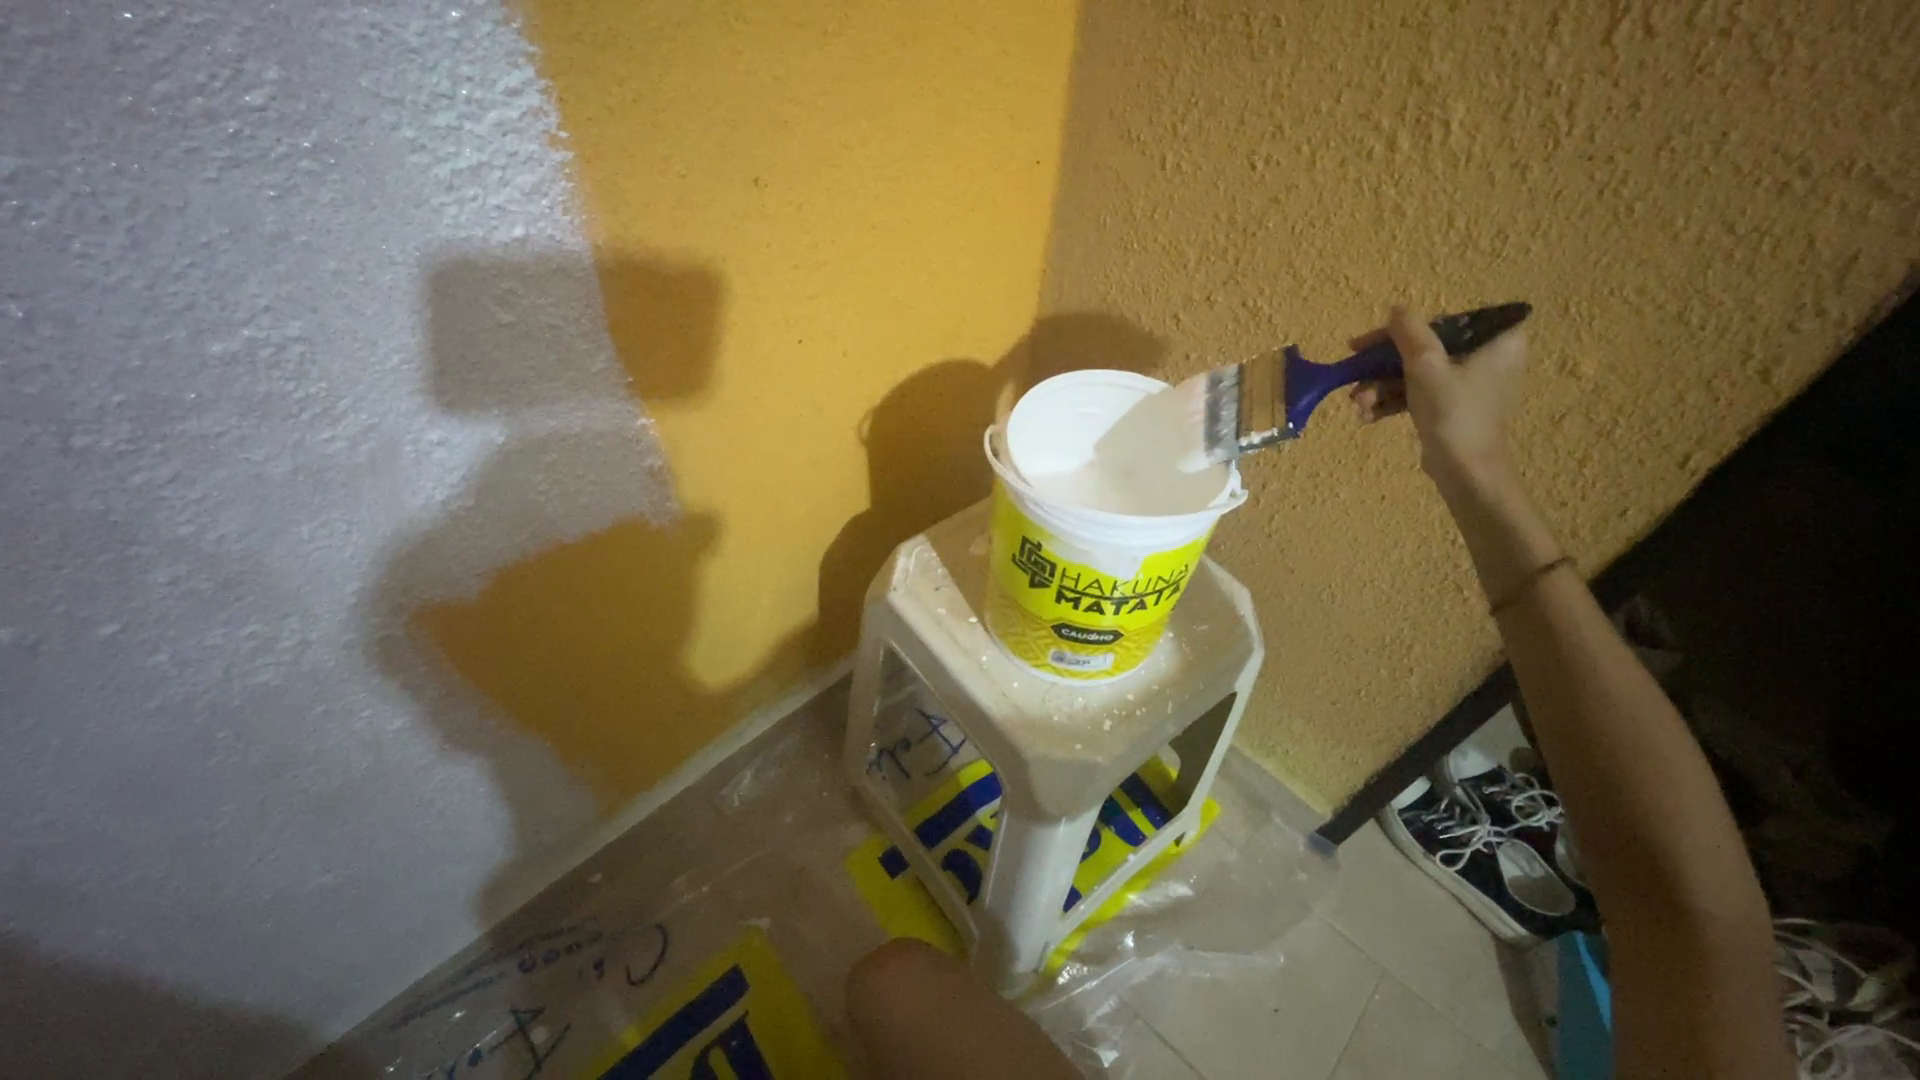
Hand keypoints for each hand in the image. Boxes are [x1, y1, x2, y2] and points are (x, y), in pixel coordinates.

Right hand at [1349, 304, 1525, 493]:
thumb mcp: (1426, 365)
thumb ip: (1409, 331)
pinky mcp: (1457, 405)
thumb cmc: (1453, 413)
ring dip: (1381, 388)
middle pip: (1424, 348)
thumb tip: (1395, 310)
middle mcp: (1490, 355)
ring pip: (1416, 373)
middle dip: (1382, 369)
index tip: (1363, 346)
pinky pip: (1421, 392)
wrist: (1466, 471)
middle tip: (1353, 378)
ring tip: (1358, 407)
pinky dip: (1394, 401)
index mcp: (1497, 338)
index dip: (1397, 333)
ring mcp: (1472, 383)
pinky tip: (1368, 416)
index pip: (1439, 322)